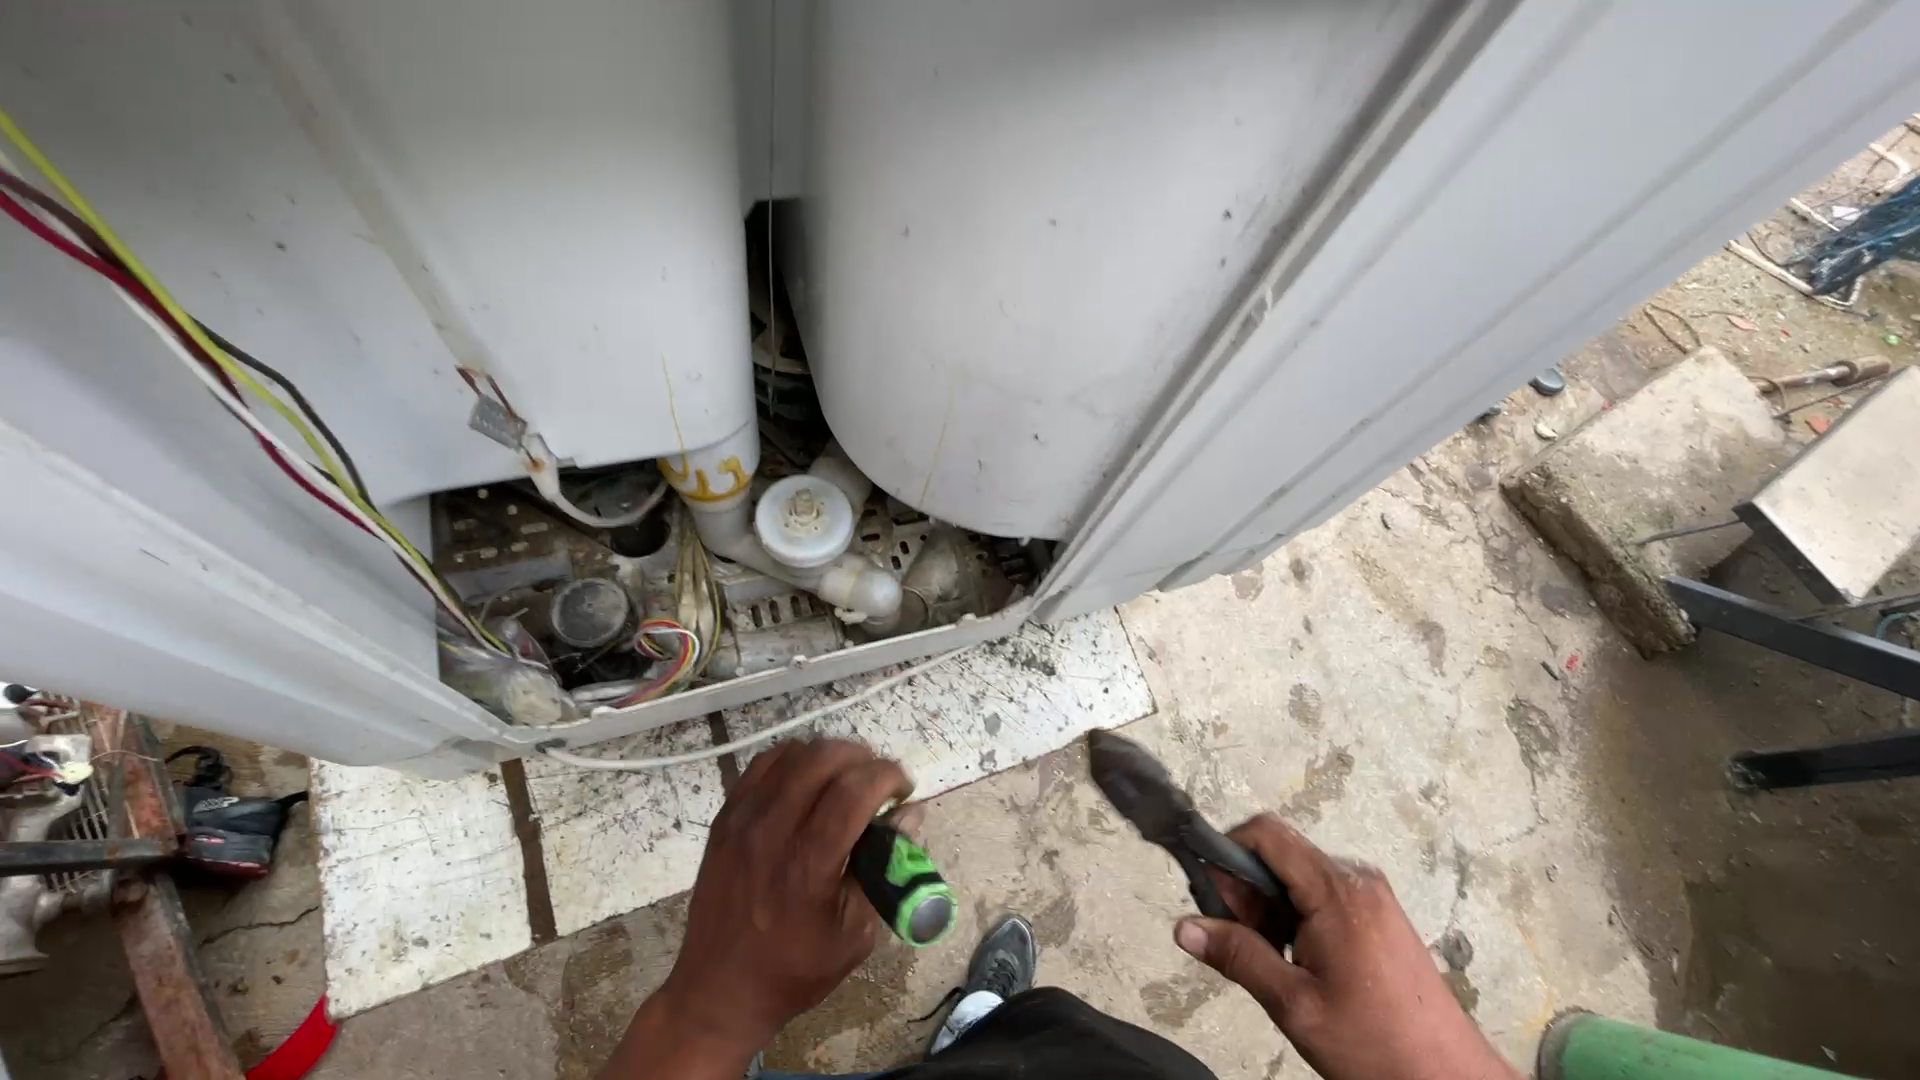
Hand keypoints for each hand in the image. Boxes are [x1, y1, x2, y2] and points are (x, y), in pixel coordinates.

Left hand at [600, 738, 911, 1079]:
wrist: (718, 990)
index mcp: (808, 865)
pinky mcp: (726, 817)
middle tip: (880, 782)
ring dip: (831, 754)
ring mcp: (743, 819)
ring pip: (795, 752)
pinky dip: (796, 760)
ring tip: (847, 778)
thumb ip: (887, 867)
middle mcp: (772, 830)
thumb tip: (910, 815)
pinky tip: (809, 780)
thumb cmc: (795, 969)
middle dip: (865, 759)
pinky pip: (764, 763)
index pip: (854, 790)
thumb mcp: (857, 933)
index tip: (904, 788)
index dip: (888, 776)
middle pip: (826, 758)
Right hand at [1173, 815, 1519, 1079]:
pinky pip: (1318, 895)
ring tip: (1271, 961)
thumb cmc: (1375, 1044)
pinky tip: (1296, 961)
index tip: (1210, 895)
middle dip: (1245, 890)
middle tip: (1237, 941)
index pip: (1265, 833)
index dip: (1226, 851)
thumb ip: (1237, 957)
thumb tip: (1184, 927)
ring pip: (1295, 877)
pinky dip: (1293, 917)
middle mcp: (1355, 879)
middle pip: (1278, 855)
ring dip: (1269, 908)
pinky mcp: (1377, 915)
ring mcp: (1370, 896)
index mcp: (1336, 890)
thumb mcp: (1294, 1004)